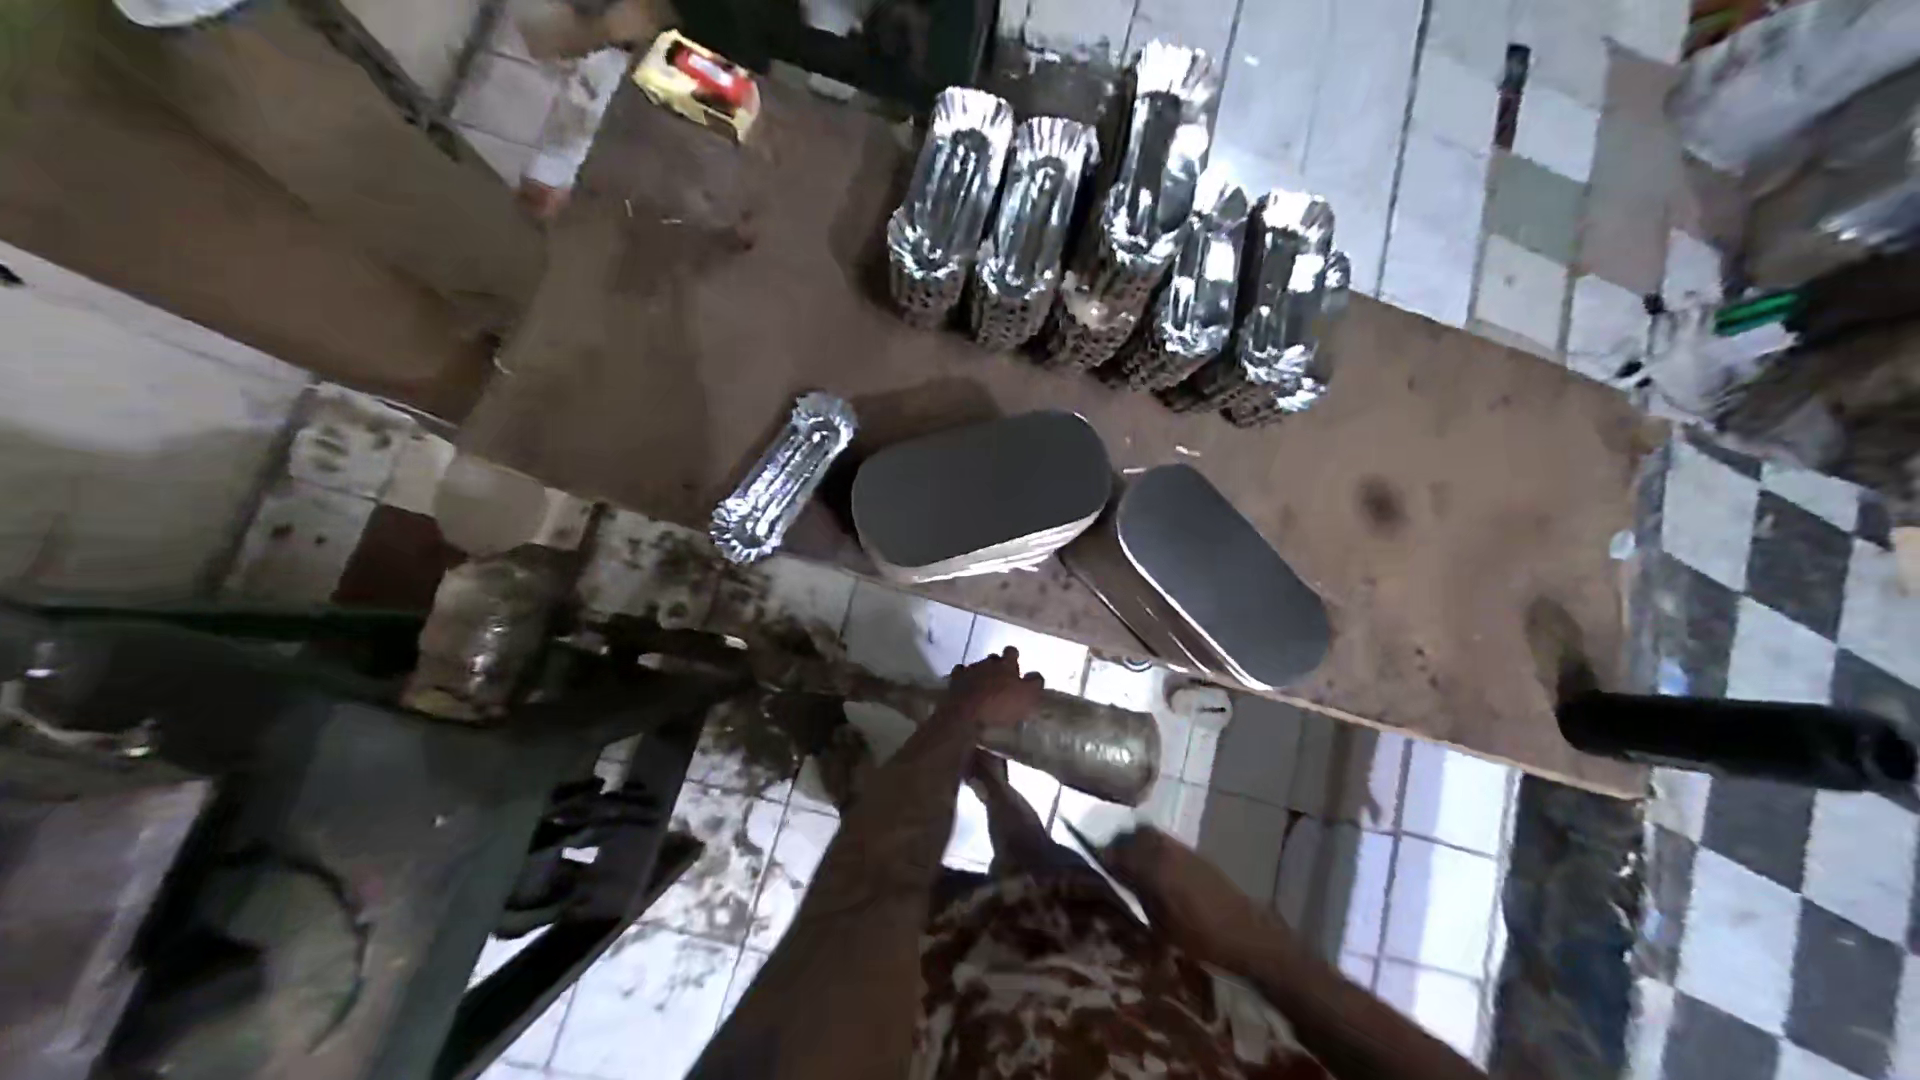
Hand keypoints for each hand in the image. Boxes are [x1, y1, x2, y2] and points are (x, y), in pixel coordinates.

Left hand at [941, 648, 1043, 730]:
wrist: (967, 714)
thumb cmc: (1001, 706)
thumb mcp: (1028, 697)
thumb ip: (1034, 684)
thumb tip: (1036, 675)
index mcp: (1007, 665)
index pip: (1012, 652)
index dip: (1013, 658)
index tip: (1015, 668)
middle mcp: (988, 662)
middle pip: (994, 658)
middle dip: (997, 665)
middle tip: (1000, 680)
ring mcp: (970, 669)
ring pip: (978, 665)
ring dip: (981, 673)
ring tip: (983, 687)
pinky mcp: (955, 679)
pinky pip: (960, 673)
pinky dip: (963, 677)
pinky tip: (966, 686)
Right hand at [1098, 827, 1289, 969]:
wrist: (1249, 935)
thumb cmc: (1202, 938)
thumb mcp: (1160, 924)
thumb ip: (1136, 893)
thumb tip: (1115, 877)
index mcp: (1153, 867)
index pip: (1117, 850)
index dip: (1102, 856)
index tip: (1093, 864)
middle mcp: (1164, 849)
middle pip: (1131, 834)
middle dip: (1117, 844)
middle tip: (1110, 863)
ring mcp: (1181, 848)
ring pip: (1147, 833)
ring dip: (1135, 842)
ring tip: (1130, 863)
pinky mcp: (1193, 852)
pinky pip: (1163, 839)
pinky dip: (1151, 845)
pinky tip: (1153, 866)